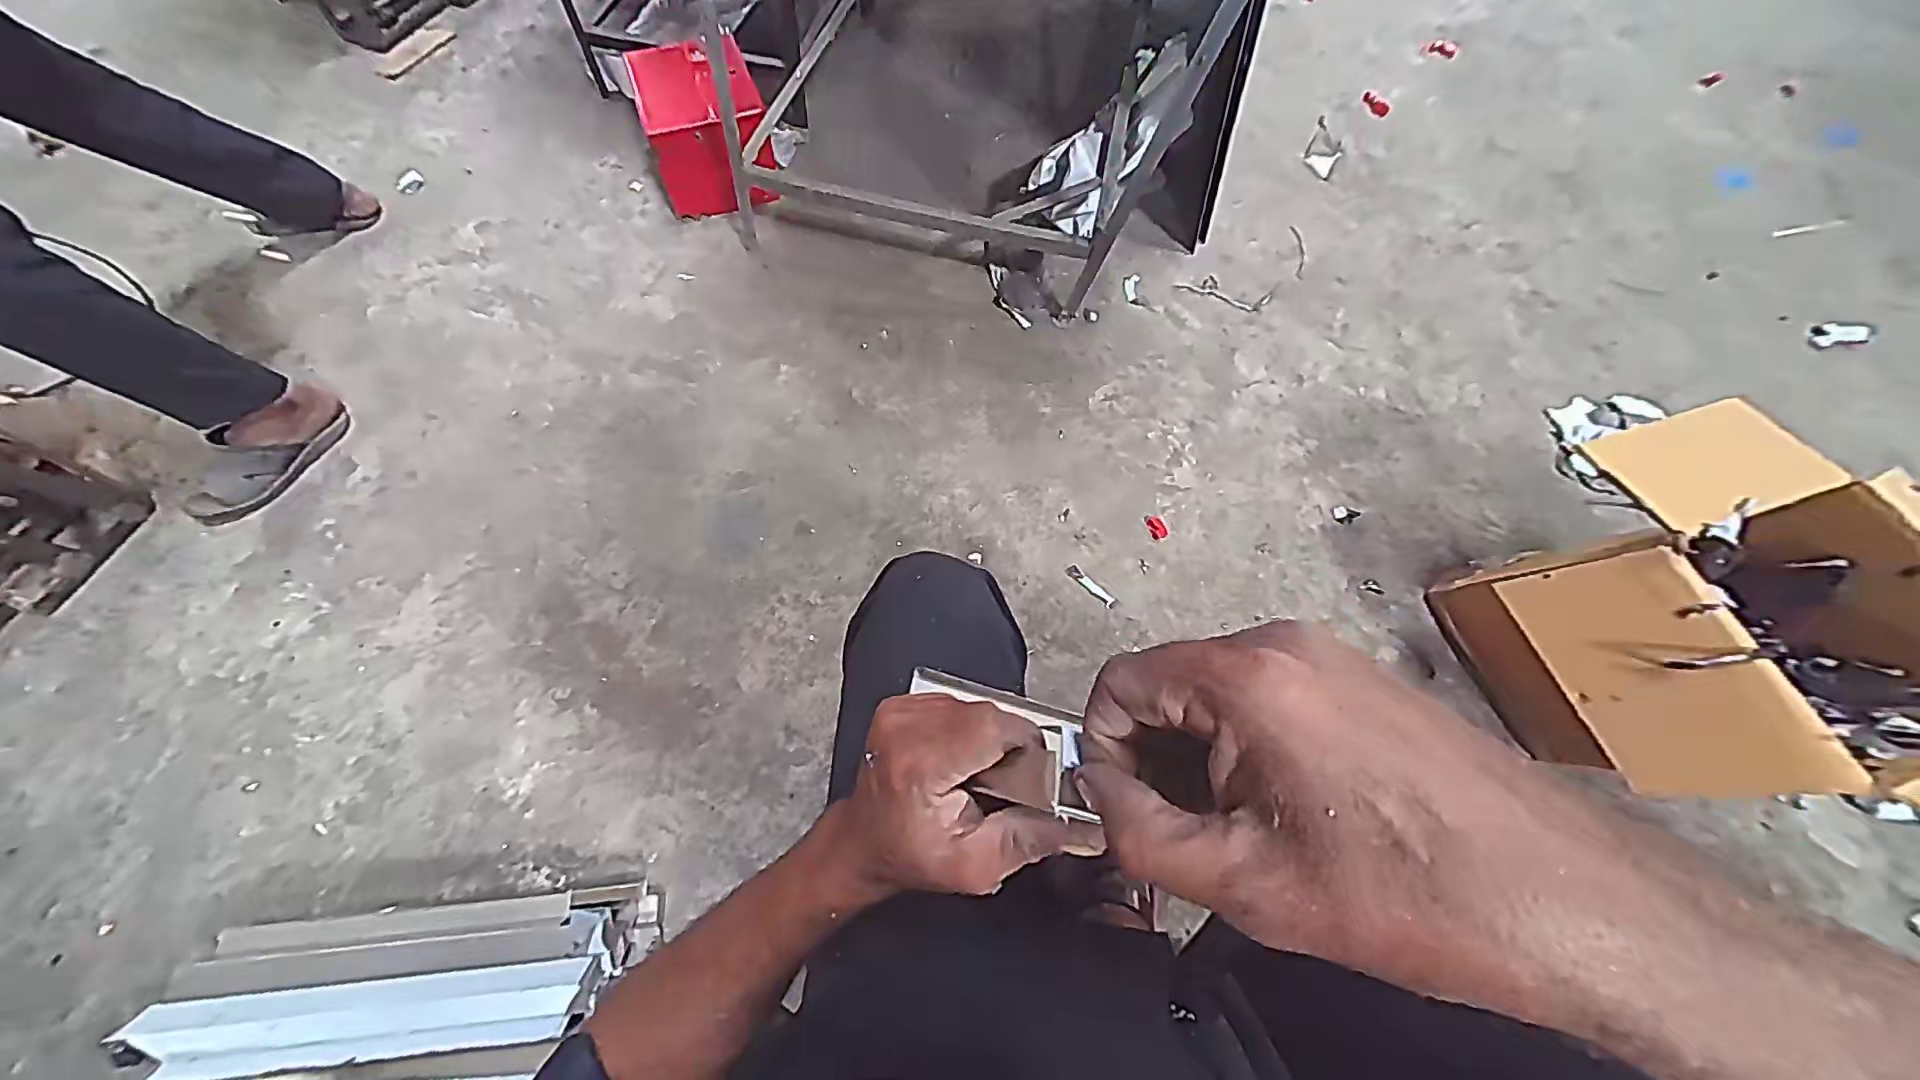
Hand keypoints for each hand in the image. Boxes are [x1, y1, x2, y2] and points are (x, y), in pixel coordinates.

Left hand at [821, 694, 1095, 898]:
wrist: (864, 841)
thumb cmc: (908, 855)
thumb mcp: (974, 867)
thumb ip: (1029, 840)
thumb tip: (1076, 823)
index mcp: (920, 765)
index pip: (993, 725)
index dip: (1022, 745)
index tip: (1024, 774)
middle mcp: (904, 728)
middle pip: (987, 713)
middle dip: (1006, 744)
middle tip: (997, 782)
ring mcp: (899, 711)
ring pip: (975, 704)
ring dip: (987, 734)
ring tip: (974, 771)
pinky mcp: (901, 704)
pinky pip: (957, 702)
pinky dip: (967, 727)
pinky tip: (957, 757)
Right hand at [1074, 622, 1685, 1023]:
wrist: (1577, 904)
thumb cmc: (1421, 893)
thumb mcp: (1246, 882)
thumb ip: (1137, 832)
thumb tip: (1094, 791)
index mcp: (1248, 677)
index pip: (1119, 681)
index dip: (1104, 747)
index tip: (1125, 804)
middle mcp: (1283, 645)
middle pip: (1164, 685)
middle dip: (1154, 759)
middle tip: (1185, 831)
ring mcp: (1323, 655)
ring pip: (1210, 693)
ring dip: (1198, 757)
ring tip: (1239, 828)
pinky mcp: (1352, 676)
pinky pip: (1260, 696)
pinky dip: (1242, 746)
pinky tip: (1281, 807)